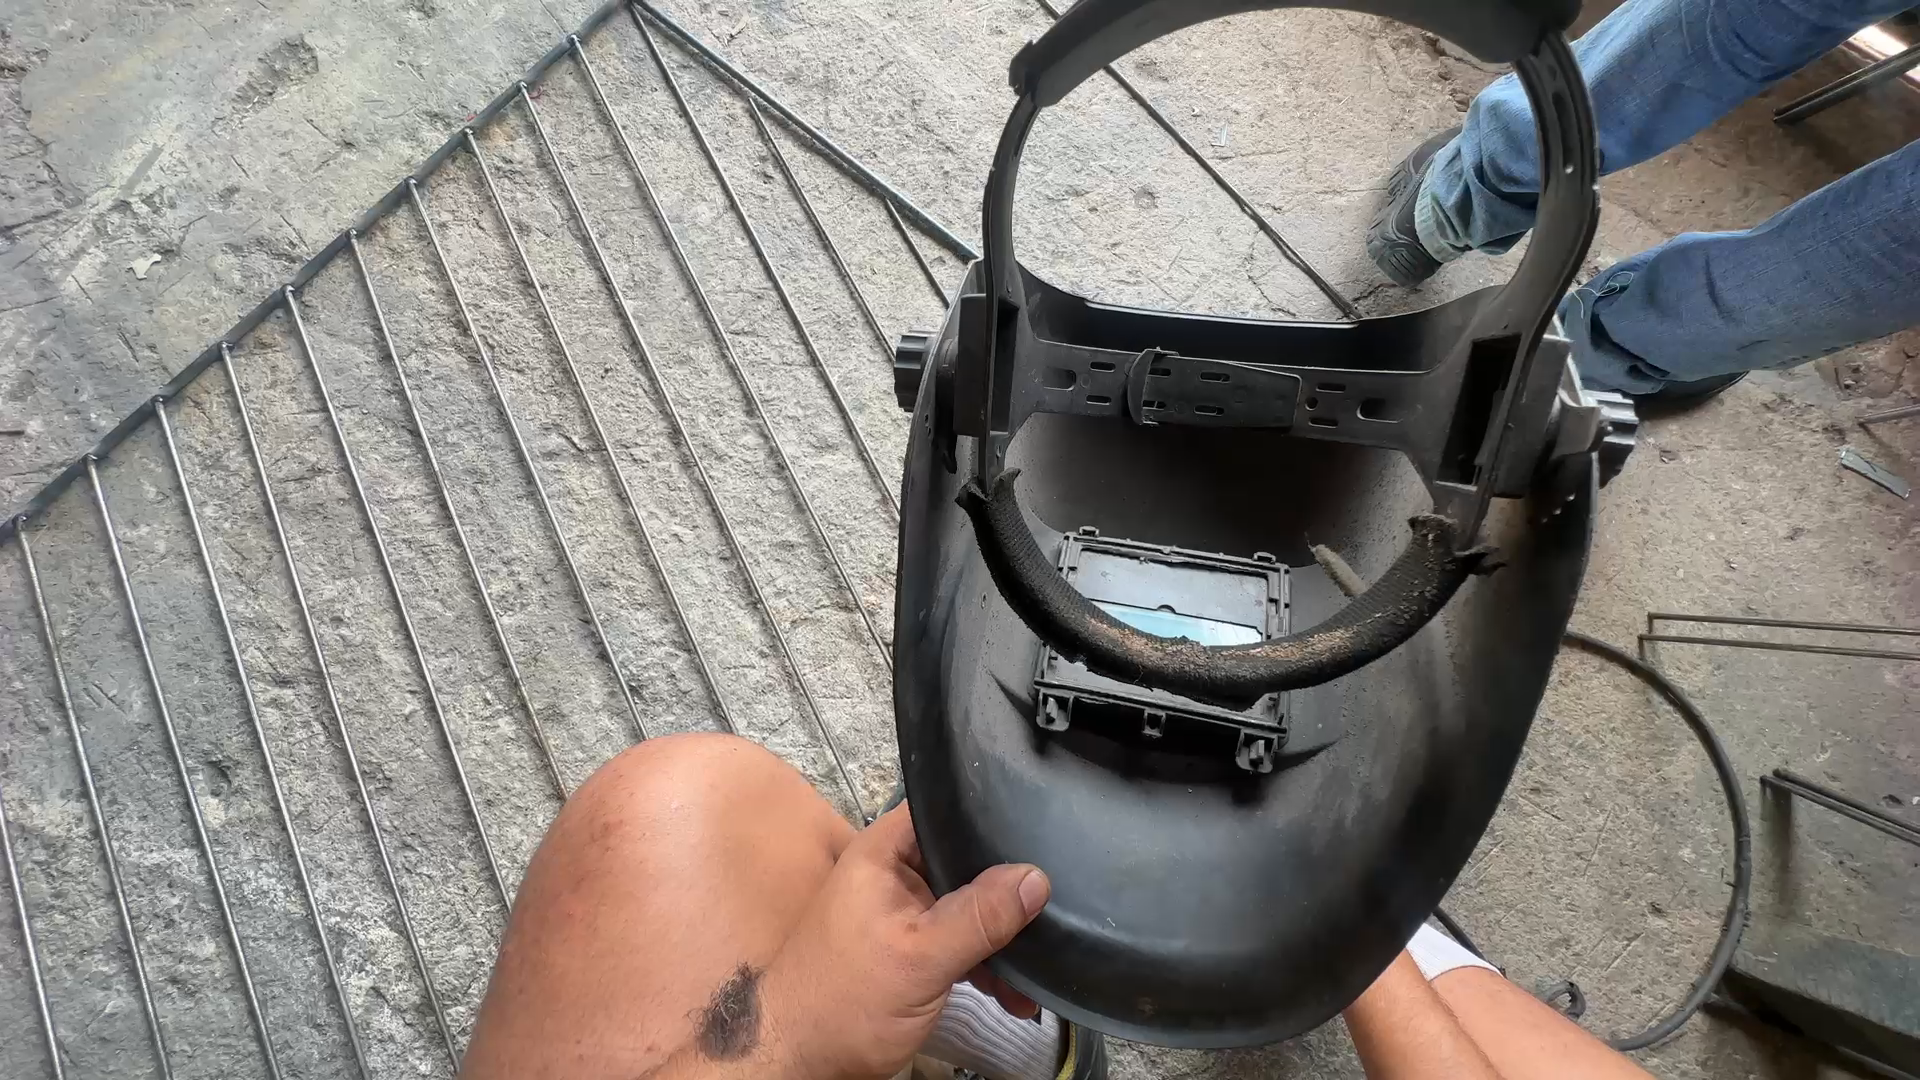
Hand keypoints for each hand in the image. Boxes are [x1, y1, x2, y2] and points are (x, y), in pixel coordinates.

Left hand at [761, 803, 1050, 1078]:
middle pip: (962, 856)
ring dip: (1001, 932)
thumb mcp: (921, 956)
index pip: (943, 807)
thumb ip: (978, 916)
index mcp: (885, 849)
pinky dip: (986, 959)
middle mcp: (895, 869)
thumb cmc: (846, 999)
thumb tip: (1036, 877)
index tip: (1036, 822)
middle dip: (1006, 881)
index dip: (987, 810)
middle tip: (1054, 894)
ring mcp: (904, 908)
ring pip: (966, 901)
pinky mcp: (912, 945)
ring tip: (1043, 955)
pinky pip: (959, 937)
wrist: (799, 1064)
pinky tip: (1018, 991)